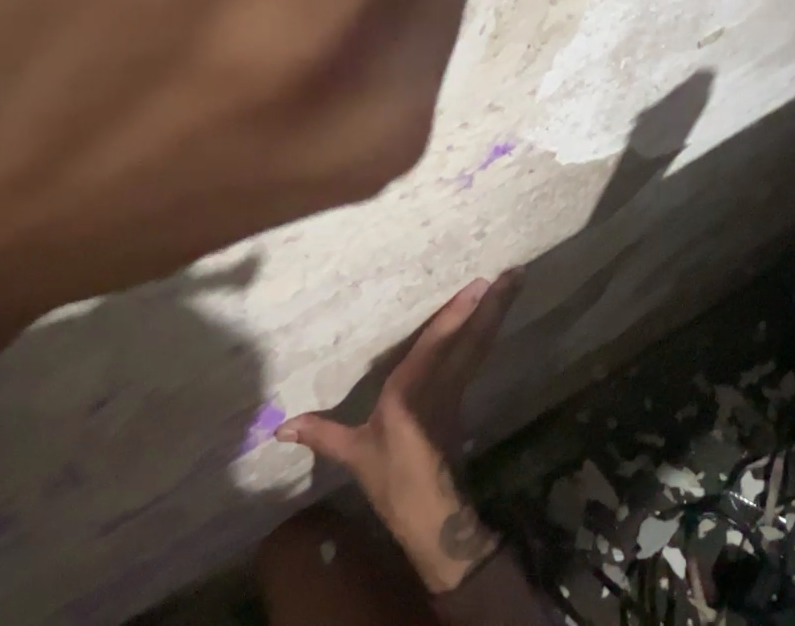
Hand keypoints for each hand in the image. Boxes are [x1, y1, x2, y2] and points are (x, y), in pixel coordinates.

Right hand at [277, 269, 521, 592]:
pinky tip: (491, 323)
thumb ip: (321, 434)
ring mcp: (456, 396)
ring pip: (479, 349)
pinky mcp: (461, 405)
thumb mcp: (354, 456)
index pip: (435, 346)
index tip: (479, 286)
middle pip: (471, 341)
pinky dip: (484, 337)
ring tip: (512, 286)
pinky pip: (475, 362)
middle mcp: (440, 388)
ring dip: (496, 317)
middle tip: (515, 274)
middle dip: (493, 308)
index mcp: (410, 393)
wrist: (433, 520)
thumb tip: (279, 429)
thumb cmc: (393, 484)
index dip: (456, 316)